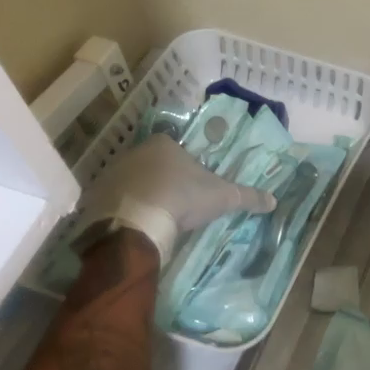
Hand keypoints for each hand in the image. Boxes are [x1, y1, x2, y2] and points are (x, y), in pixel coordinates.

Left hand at [75, 134, 276, 263]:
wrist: (136, 220)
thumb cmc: (182, 198)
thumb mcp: (222, 197)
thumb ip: (247, 196)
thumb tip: (274, 200)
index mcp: (165, 144)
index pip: (177, 149)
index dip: (187, 167)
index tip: (193, 187)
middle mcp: (135, 152)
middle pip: (153, 163)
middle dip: (163, 180)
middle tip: (176, 203)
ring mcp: (112, 172)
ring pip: (132, 181)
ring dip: (142, 194)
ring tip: (156, 217)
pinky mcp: (95, 195)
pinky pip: (113, 200)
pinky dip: (123, 209)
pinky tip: (135, 224)